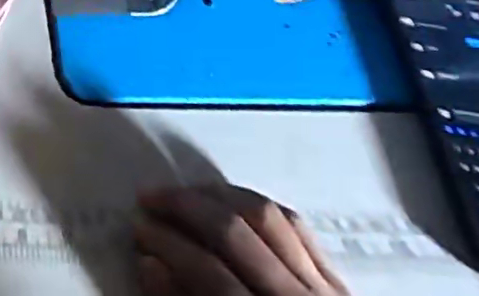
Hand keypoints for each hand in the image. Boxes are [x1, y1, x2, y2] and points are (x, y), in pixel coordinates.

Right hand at [135, 186, 347, 295]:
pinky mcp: (340, 284)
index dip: (168, 245)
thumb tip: (150, 266)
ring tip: (186, 193)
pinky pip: (296, 226)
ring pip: (266, 216)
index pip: (209, 274)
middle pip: (234, 233)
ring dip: (219, 196)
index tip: (138, 228)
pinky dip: (259, 207)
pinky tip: (233, 203)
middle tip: (150, 199)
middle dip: (185, 207)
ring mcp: (325, 291)